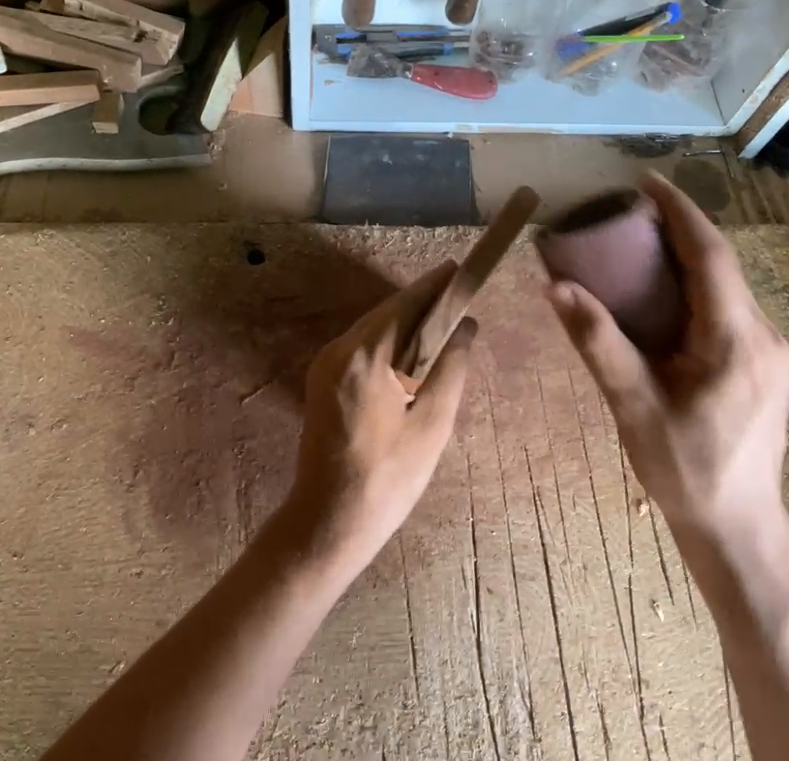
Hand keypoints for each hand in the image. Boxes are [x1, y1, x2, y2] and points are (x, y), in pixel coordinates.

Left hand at [287, 260, 476, 570]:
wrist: (329, 520)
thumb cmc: (388, 477)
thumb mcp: (433, 423)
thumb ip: (451, 367)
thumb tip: (466, 326)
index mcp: (362, 356)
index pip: (404, 305)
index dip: (434, 285)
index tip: (460, 269)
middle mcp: (336, 351)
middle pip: (385, 313)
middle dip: (422, 303)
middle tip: (460, 294)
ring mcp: (324, 366)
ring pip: (371, 330)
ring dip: (405, 323)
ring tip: (445, 320)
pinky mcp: (322, 382)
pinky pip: (360, 349)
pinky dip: (388, 343)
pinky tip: (414, 352)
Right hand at [546, 173, 788, 542]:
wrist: (739, 527)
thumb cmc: (685, 469)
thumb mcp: (634, 405)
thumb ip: (598, 342)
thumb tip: (556, 287)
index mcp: (736, 340)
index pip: (711, 256)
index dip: (680, 213)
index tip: (646, 182)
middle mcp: (764, 336)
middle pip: (721, 266)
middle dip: (677, 232)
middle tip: (628, 214)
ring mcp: (770, 352)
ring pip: (726, 288)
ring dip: (686, 261)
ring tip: (638, 247)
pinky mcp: (763, 367)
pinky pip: (727, 310)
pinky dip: (694, 290)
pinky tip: (662, 298)